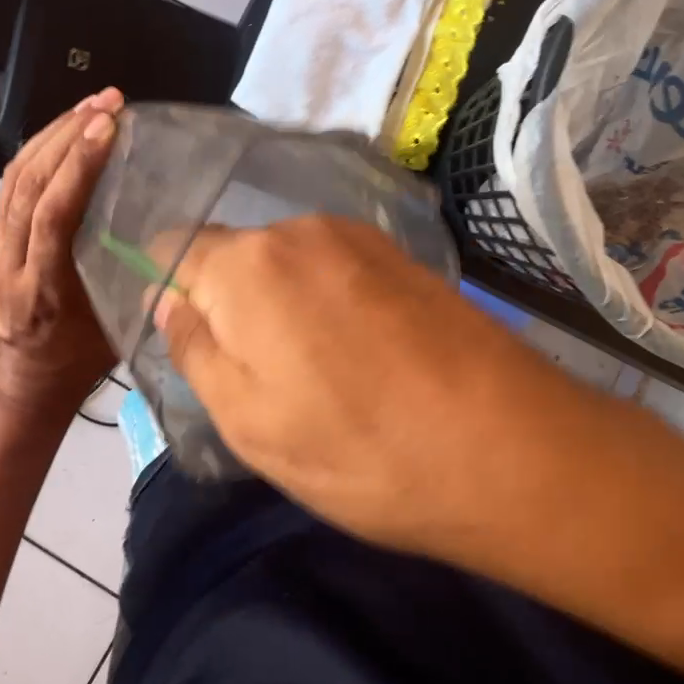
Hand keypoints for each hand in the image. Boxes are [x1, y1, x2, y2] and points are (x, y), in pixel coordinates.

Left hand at [0, 88, 123, 419]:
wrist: (23, 383)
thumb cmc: (76, 362)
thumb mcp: (113, 331)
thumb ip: (134, 287)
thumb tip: (176, 245)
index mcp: (43, 289)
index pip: (52, 216)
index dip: (77, 168)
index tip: (107, 126)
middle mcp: (13, 261)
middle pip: (28, 185)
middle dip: (67, 135)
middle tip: (108, 101)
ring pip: (16, 178)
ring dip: (53, 134)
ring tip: (91, 104)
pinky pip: (14, 185)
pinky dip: (40, 150)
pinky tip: (66, 130)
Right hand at [153, 215, 562, 555]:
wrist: (515, 452)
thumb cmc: (359, 450)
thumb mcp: (248, 423)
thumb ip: (195, 351)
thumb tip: (168, 302)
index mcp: (246, 265)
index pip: (174, 247)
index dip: (169, 294)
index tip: (194, 348)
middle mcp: (298, 231)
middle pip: (233, 256)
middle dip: (229, 305)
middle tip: (259, 379)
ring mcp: (358, 238)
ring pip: (286, 263)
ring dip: (281, 306)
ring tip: (317, 374)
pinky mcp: (404, 256)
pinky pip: (334, 269)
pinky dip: (326, 303)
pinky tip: (360, 358)